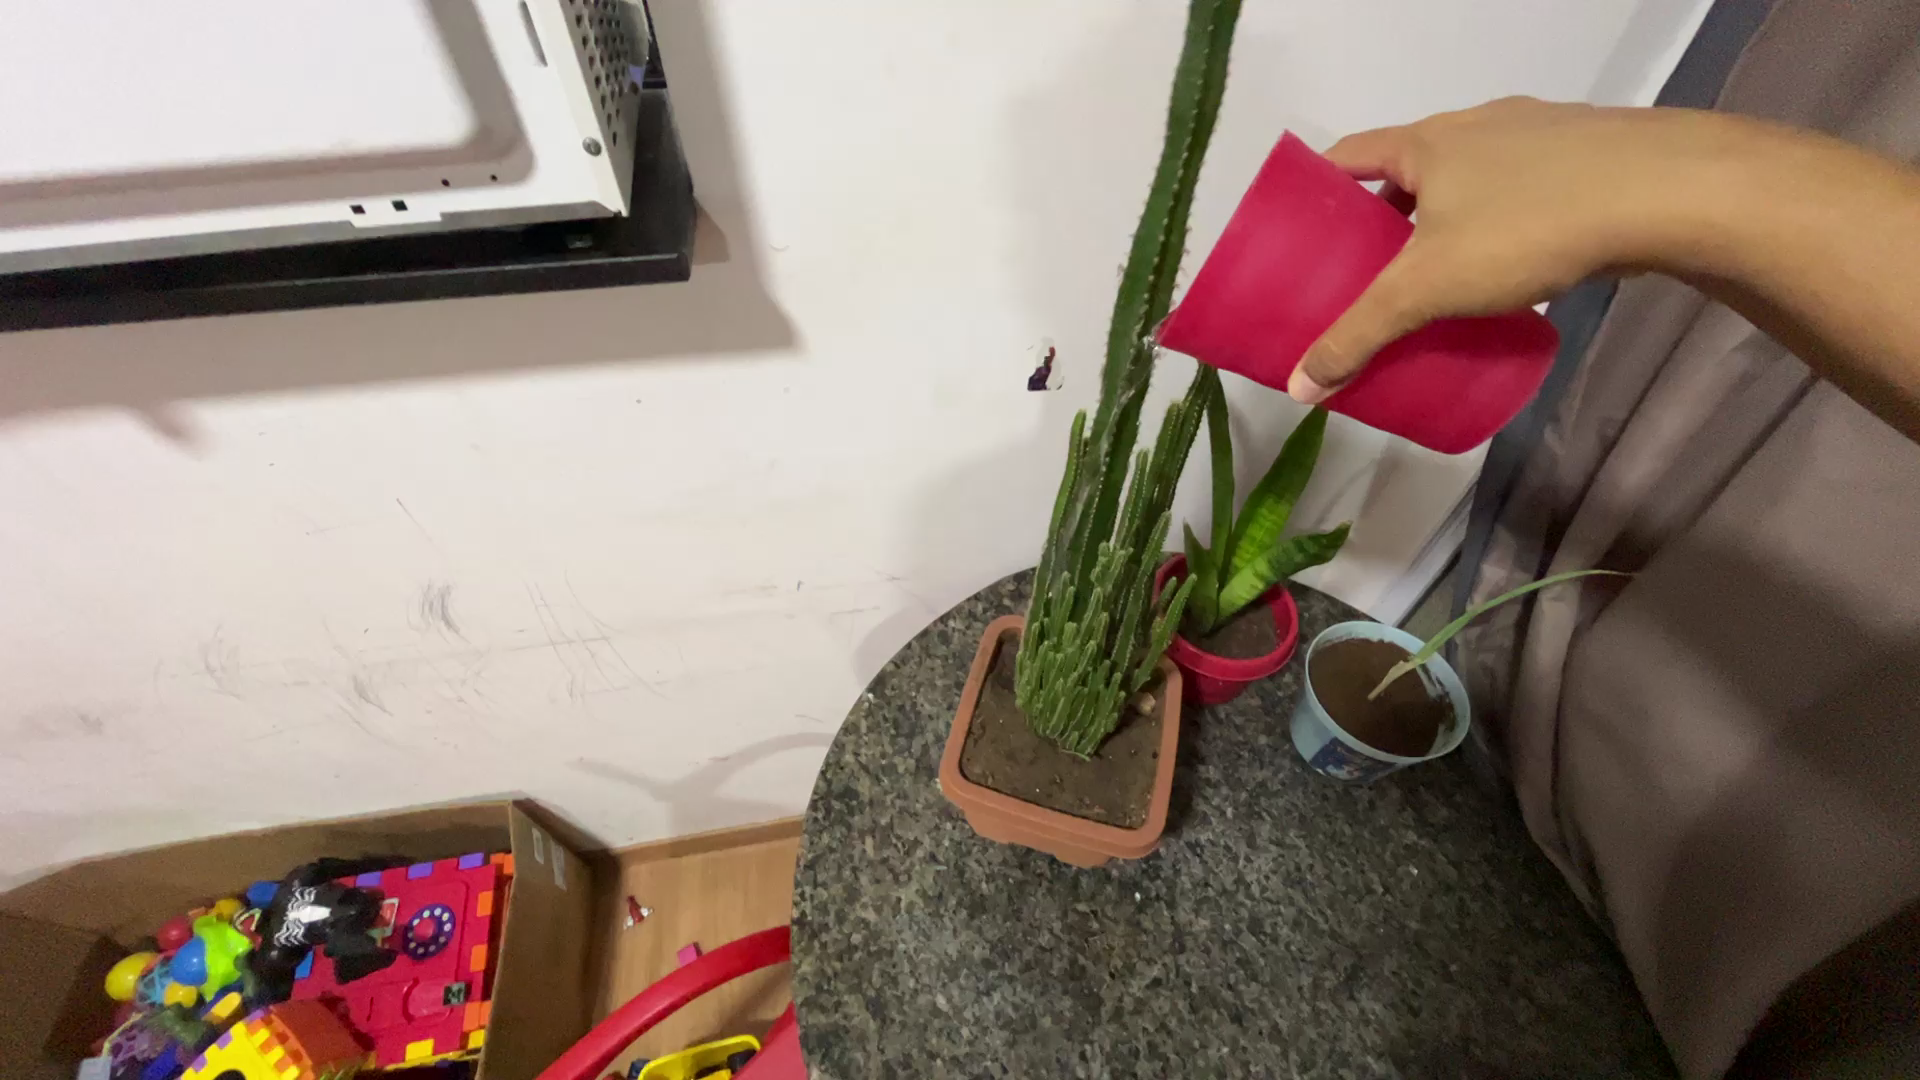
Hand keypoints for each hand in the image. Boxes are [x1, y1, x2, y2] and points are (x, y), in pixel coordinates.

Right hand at [1289, 98, 1738, 402]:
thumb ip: (1357, 337)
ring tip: (1421, 276)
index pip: (1346, 154)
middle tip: (1355, 270)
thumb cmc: (1529, 226)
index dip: (1312, 187)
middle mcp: (1477, 126)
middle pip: (1401, 171)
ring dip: (1433, 222)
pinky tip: (1493, 266)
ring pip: (1460, 181)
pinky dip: (1486, 224)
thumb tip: (1300, 390)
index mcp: (1428, 141)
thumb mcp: (1424, 290)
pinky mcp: (1584, 158)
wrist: (1682, 194)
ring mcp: (1536, 138)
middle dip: (1374, 218)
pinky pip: (1511, 190)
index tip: (1297, 230)